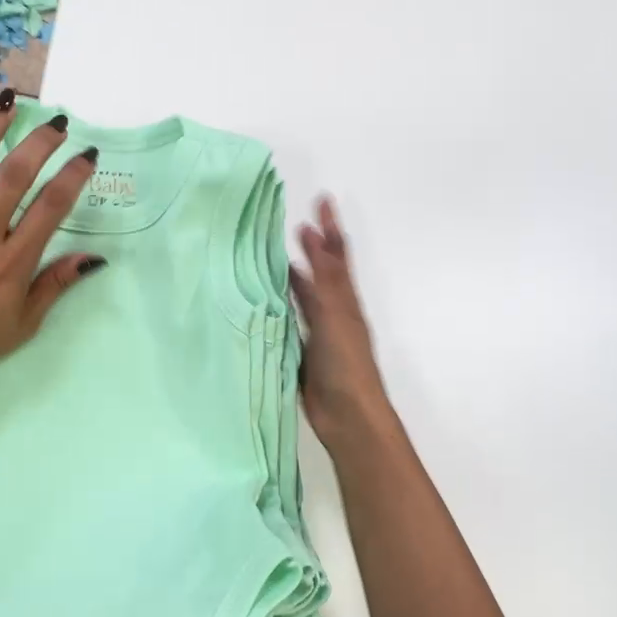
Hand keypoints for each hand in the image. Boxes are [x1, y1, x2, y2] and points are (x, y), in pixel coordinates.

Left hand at [0, 91, 103, 405]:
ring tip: (5, 101)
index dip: (73, 176)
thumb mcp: (22, 326)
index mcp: (10, 265)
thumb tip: (92, 257)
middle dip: (39, 144)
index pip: (50, 208)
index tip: (87, 154)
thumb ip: (54, 286)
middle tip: (56, 120)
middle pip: (13, 178)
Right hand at [291, 196, 390, 446]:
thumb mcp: (334, 314)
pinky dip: (282, 308)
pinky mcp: (304, 354)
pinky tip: (268, 303)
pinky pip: (292, 322)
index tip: (321, 200)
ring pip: (306, 296)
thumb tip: (312, 234)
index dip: (329, 229)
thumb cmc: (345, 364)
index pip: (337, 256)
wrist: (348, 415)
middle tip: (297, 223)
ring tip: (276, 255)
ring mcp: (319, 334)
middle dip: (313, 248)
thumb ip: (322, 278)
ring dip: (296, 276)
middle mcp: (334, 313)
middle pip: (323, 272)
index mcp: (345, 301)